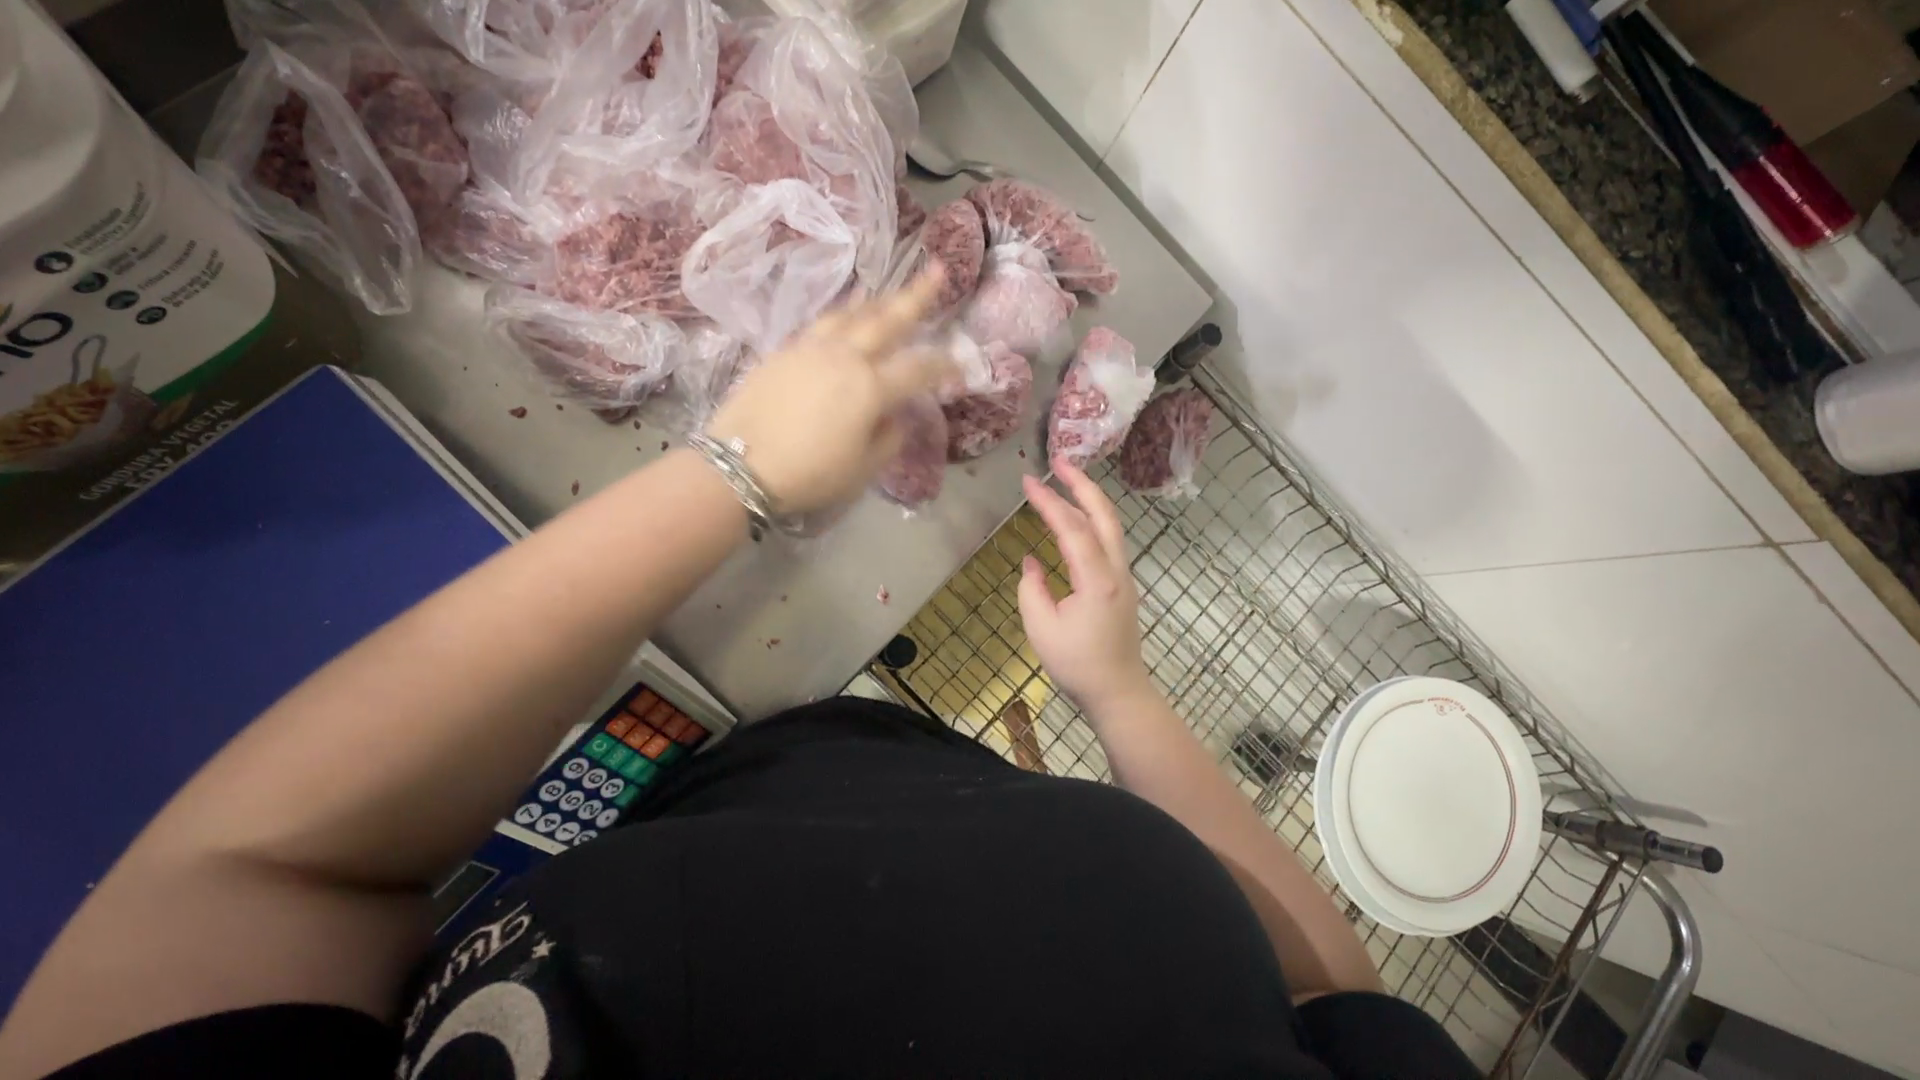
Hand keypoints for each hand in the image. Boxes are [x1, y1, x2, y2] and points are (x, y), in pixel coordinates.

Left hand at [707, 268, 951, 514]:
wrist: (740, 465)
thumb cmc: (809, 474)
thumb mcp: (863, 468)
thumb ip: (888, 438)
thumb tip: (895, 418)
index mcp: (872, 388)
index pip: (919, 368)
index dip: (945, 365)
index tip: (960, 366)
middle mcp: (845, 357)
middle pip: (888, 319)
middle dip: (917, 295)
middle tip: (938, 271)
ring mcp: (811, 349)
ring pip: (851, 315)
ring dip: (876, 301)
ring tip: (888, 293)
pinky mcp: (783, 352)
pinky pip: (821, 324)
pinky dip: (841, 315)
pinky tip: (843, 317)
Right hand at [1017, 465, 1159, 720]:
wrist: (1118, 691)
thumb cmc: (1078, 664)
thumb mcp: (1041, 629)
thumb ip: (1032, 589)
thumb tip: (1032, 562)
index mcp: (1096, 579)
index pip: (1072, 528)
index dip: (1049, 502)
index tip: (1027, 481)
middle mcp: (1116, 570)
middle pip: (1104, 515)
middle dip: (1082, 484)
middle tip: (1059, 460)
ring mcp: (1124, 576)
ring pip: (1110, 526)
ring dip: (1089, 499)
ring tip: (1067, 480)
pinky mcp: (1122, 585)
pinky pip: (1109, 541)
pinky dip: (1092, 519)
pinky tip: (1075, 519)